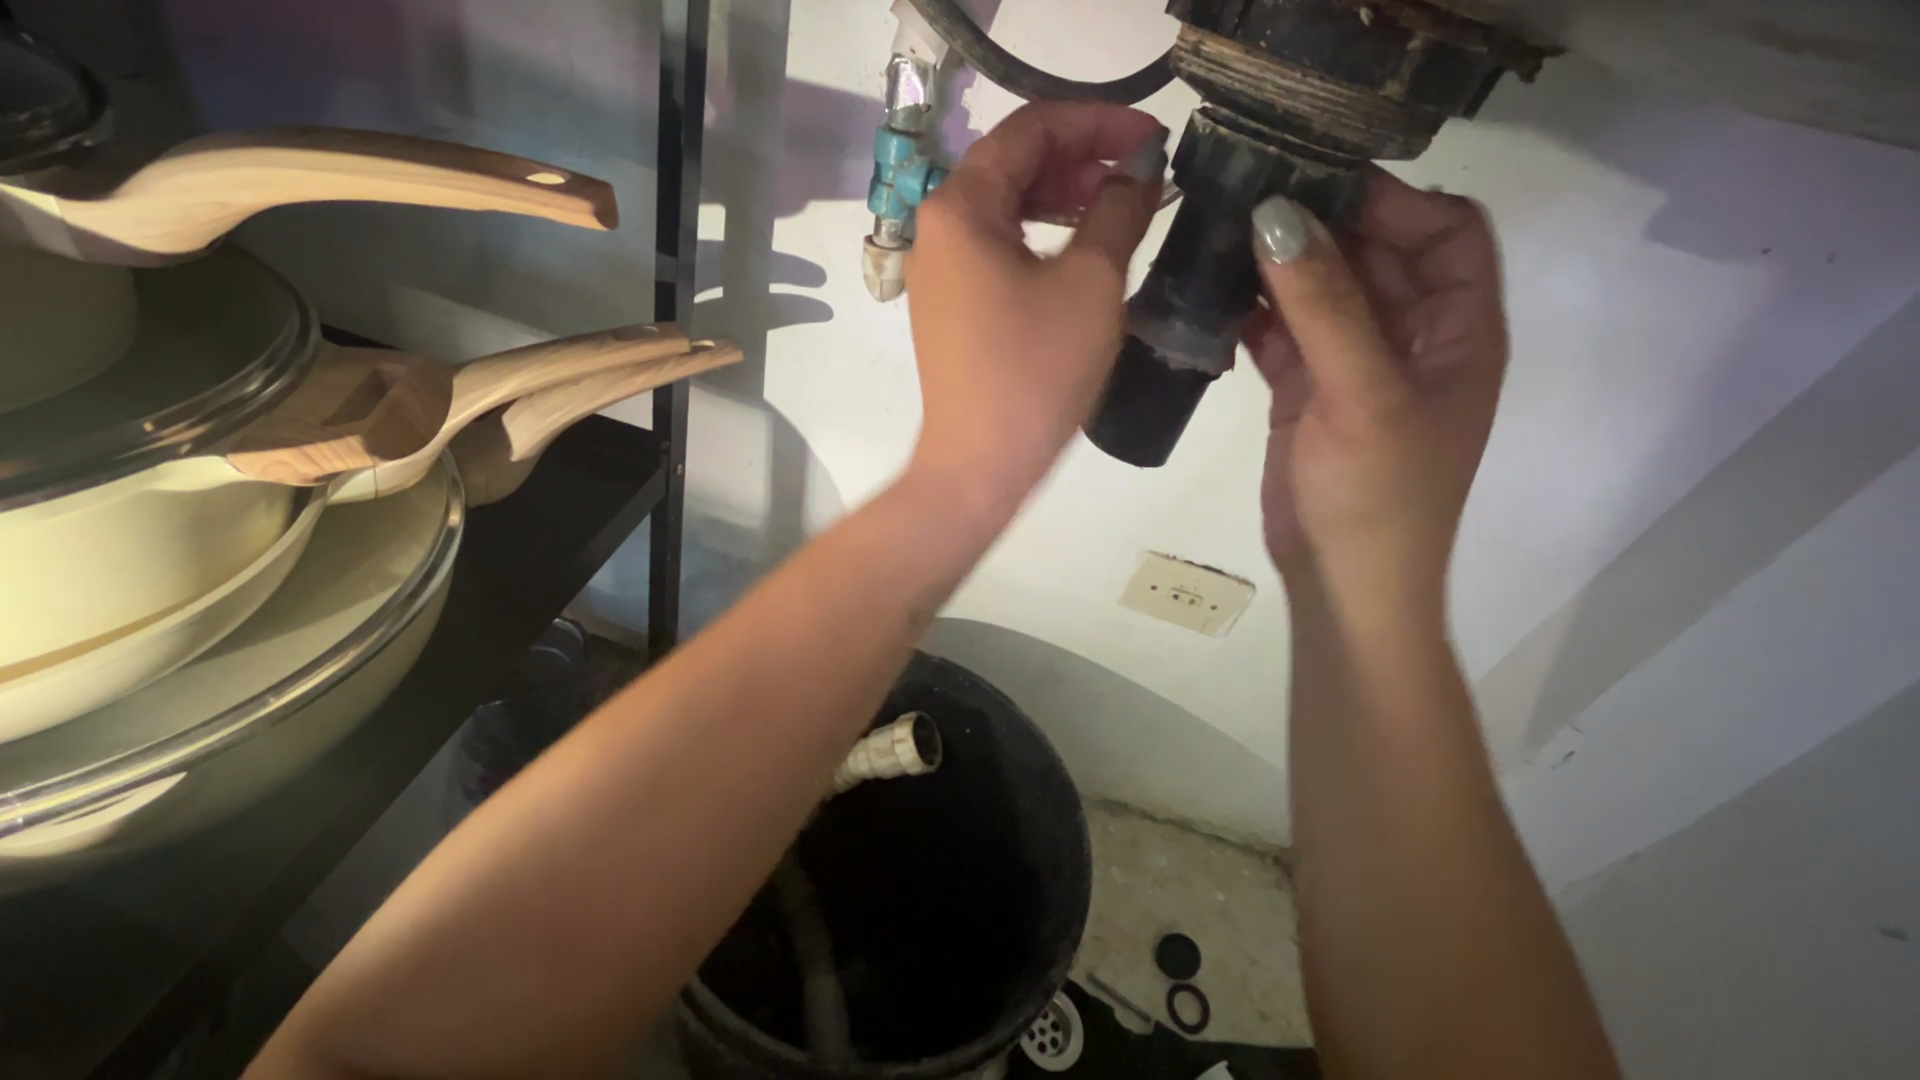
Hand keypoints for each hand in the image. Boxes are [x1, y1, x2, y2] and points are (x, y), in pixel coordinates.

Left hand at [905, 102, 1163, 511]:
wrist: (981, 463)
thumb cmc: (1036, 371)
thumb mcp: (1090, 283)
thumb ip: (1118, 209)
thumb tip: (1141, 166)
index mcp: (960, 206)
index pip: (1030, 129)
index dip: (1097, 122)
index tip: (1152, 135)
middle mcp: (936, 227)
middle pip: (1013, 164)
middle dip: (1081, 157)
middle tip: (1144, 170)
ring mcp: (938, 268)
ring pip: (1006, 205)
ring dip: (1064, 195)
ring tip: (1123, 204)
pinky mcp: (949, 303)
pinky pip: (998, 246)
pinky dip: (1042, 234)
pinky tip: (1084, 244)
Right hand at [1245, 170, 1507, 613]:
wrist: (1342, 584)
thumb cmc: (1377, 496)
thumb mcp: (1362, 393)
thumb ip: (1323, 303)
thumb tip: (1277, 213)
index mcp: (1458, 330)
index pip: (1446, 232)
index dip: (1393, 203)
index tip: (1318, 185)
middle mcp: (1412, 337)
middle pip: (1375, 256)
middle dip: (1320, 228)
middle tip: (1250, 196)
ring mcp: (1355, 366)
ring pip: (1321, 293)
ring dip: (1279, 269)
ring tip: (1221, 239)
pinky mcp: (1307, 392)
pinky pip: (1283, 334)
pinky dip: (1253, 316)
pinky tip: (1213, 299)